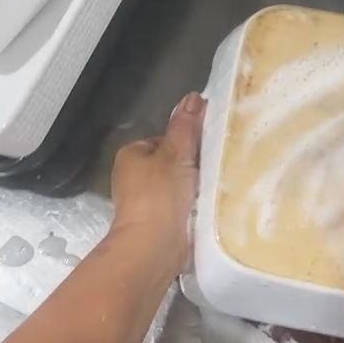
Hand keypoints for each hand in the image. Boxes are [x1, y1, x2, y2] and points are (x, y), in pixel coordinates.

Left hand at [108, 92, 204, 260]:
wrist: (153, 245)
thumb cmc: (160, 194)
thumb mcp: (176, 154)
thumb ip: (185, 127)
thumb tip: (193, 96)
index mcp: (131, 155)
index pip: (163, 141)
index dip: (185, 144)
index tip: (204, 151)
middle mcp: (132, 178)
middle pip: (170, 165)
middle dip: (190, 169)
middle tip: (212, 171)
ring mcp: (144, 204)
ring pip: (176, 188)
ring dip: (193, 190)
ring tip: (212, 191)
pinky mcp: (157, 225)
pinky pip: (179, 209)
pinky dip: (191, 209)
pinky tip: (205, 210)